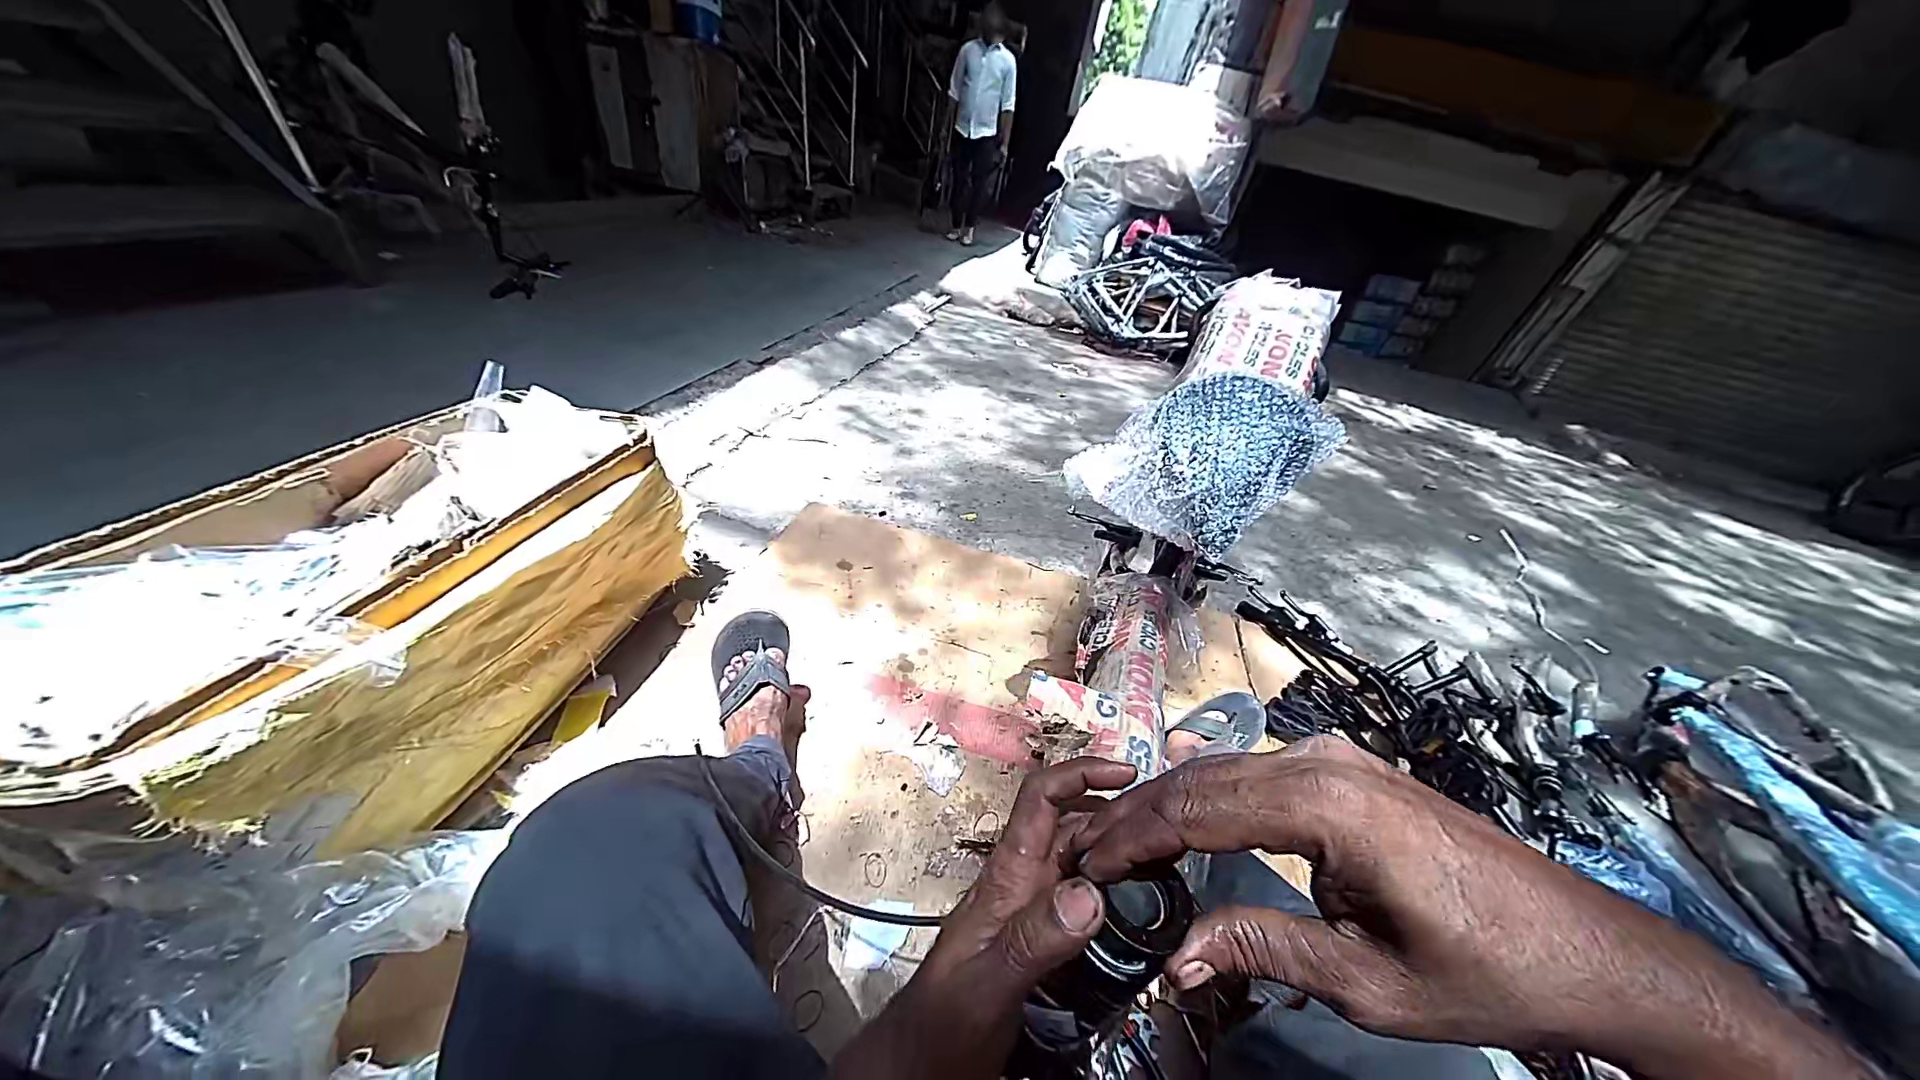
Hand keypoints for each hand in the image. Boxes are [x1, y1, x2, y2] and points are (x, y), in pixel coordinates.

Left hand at [831, 758, 1135, 1079]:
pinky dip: (1115, 886)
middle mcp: (1024, 879)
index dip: (1079, 773)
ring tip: (1162, 857)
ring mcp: (1035, 905)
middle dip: (1114, 813)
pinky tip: (1139, 901)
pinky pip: (1087, 895)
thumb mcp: (989, 980)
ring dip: (1118, 848)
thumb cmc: (945, 1017)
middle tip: (1164, 829)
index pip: (1040, 798)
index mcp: (1008, 873)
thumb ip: (1034, 940)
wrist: (928, 1057)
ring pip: (1083, 857)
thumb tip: (1090, 893)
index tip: (1125, 773)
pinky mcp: (1046, 934)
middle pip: (1072, 823)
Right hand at [1072, 737, 1870, 1079]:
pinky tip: (1175, 800)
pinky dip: (1206, 792)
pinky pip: (1253, 771)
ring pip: (1222, 768)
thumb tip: (1175, 957)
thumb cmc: (1486, 973)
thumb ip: (1263, 949)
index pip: (1196, 810)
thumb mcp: (1370, 983)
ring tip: (1119, 831)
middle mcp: (1319, 762)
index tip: (1089, 861)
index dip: (1135, 836)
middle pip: (1200, 779)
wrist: (1592, 948)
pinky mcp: (1343, 767)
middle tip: (1087, 843)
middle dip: (1137, 813)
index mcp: (1324, 805)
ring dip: (1166, 800)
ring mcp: (1333, 756)